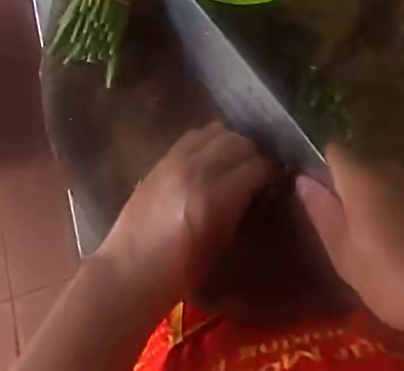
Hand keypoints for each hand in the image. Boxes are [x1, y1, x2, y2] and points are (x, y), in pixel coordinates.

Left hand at [95, 123, 272, 309]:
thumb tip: (257, 188)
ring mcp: (176, 159)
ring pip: (217, 131)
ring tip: (235, 161)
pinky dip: (209, 140)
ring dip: (231, 143)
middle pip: (238, 142)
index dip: (269, 173)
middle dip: (253, 155)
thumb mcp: (221, 244)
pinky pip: (194, 135)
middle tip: (256, 172)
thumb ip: (239, 210)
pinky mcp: (163, 156)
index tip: (272, 183)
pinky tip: (212, 156)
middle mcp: (196, 169)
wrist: (132, 267)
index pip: (255, 167)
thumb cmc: (181, 271)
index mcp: (214, 198)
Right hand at [294, 143, 403, 342]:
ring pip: (384, 188)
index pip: (333, 149)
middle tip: (341, 231)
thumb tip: (303, 180)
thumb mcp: (345, 255)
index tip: (317, 198)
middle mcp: (390, 172)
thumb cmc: (395, 279)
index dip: (321, 168)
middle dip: (347, 191)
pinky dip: (399, 223)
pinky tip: (402, 258)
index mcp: (361, 176)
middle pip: (359, 168)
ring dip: (375, 208)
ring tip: (371, 249)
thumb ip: (321, 213)